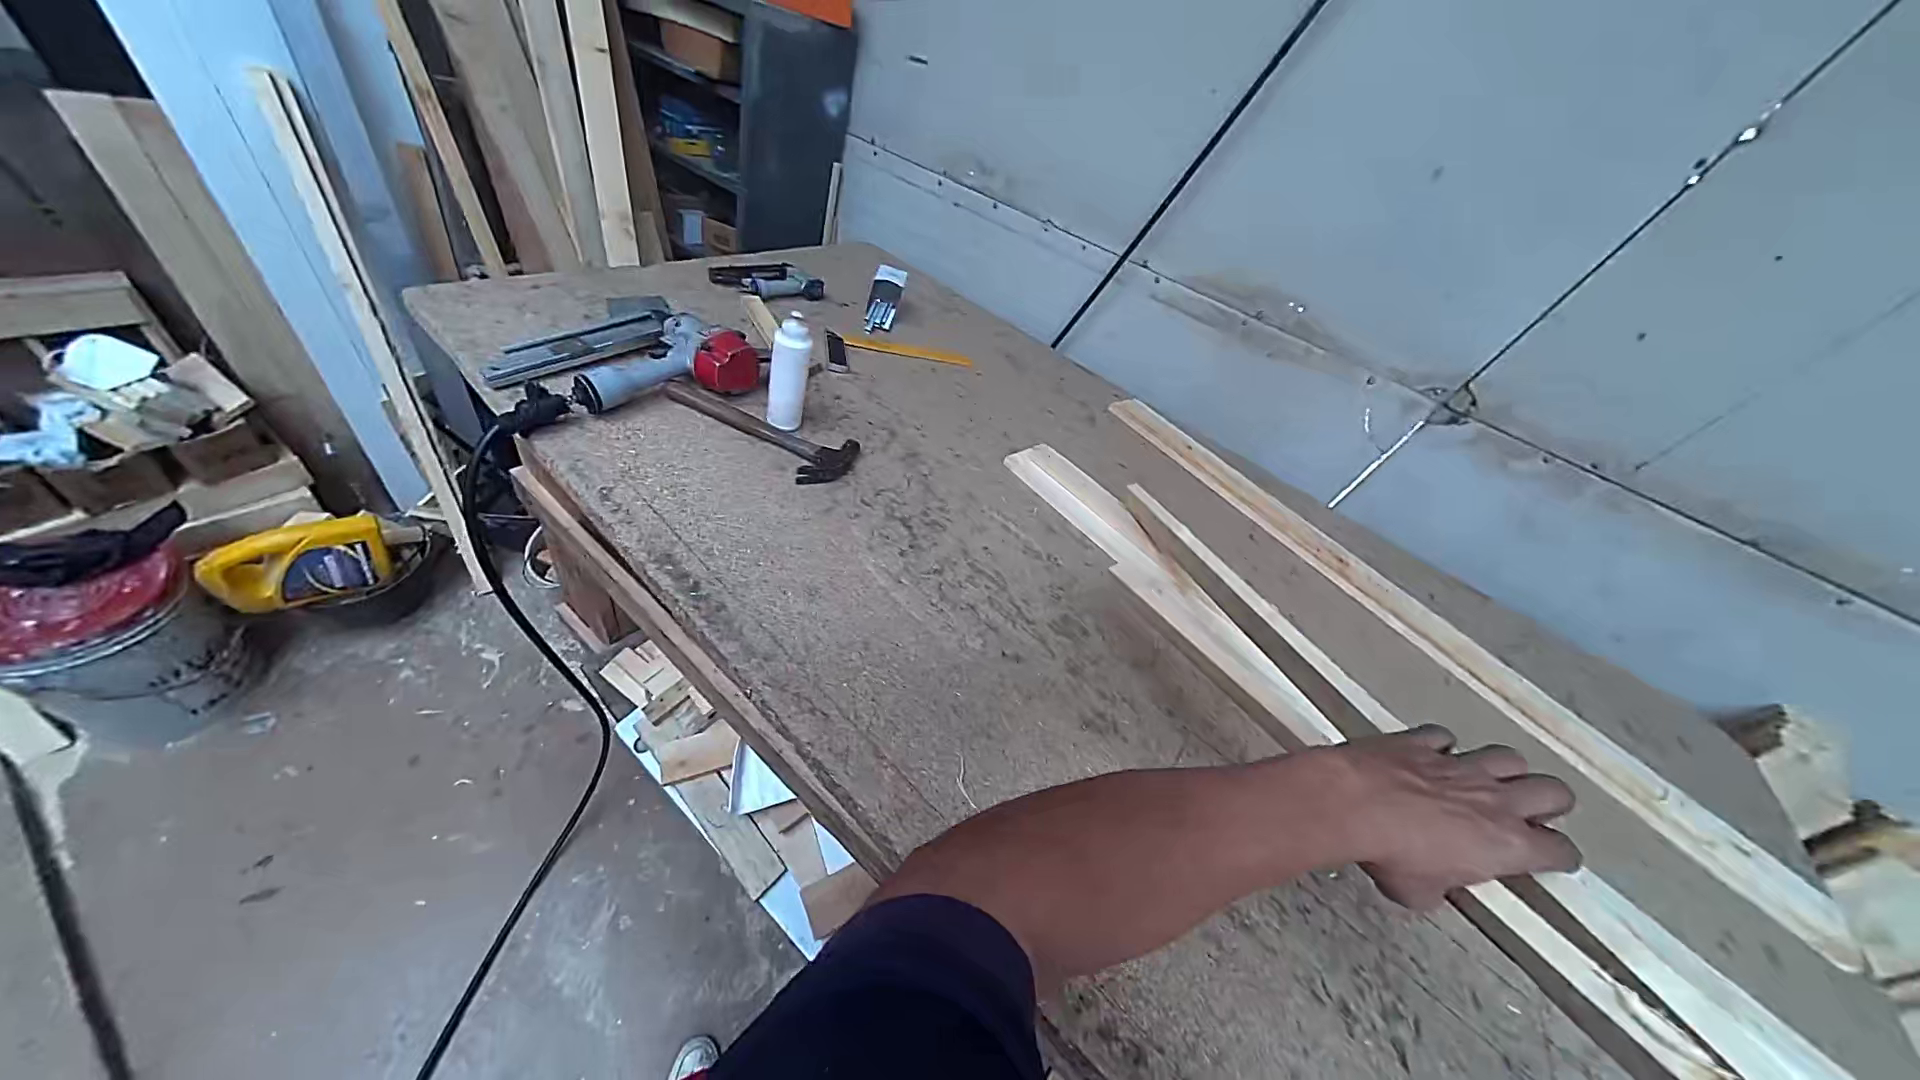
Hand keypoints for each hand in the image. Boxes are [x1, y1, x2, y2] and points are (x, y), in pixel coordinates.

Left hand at [1322, 725, 1579, 908]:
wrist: (1350, 802)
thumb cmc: (1386, 851)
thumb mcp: (1417, 892)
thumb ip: (1436, 889)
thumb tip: (1426, 887)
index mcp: (1506, 844)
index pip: (1559, 850)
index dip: (1557, 855)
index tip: (1550, 857)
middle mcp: (1493, 799)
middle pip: (1553, 792)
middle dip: (1547, 802)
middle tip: (1529, 811)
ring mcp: (1457, 764)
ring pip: (1507, 756)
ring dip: (1502, 768)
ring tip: (1487, 779)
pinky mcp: (1419, 741)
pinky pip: (1442, 735)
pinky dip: (1440, 743)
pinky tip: (1430, 751)